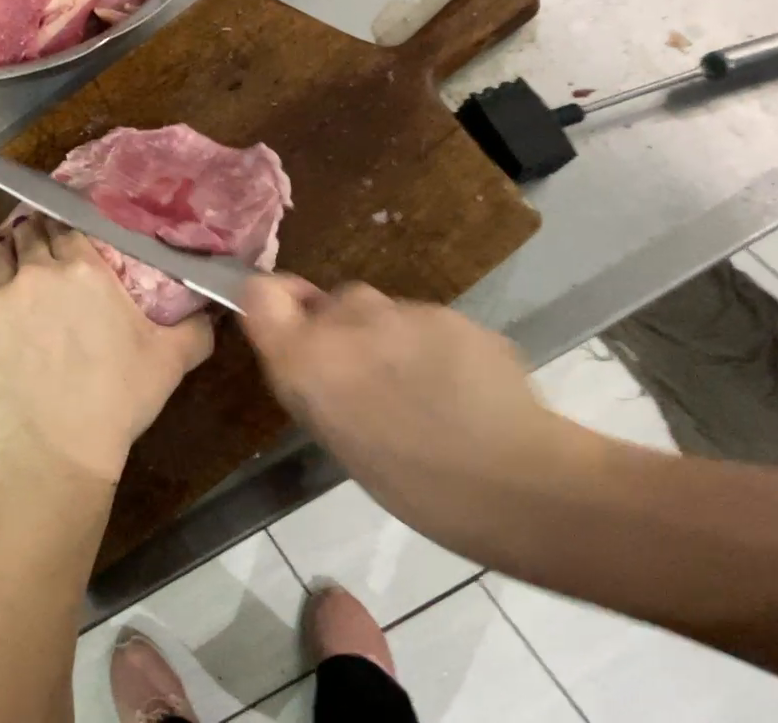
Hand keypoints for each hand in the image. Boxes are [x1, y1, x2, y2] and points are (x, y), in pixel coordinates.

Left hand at [0, 218, 213, 484]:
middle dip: (34, 236)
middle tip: (40, 251)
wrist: (56, 447)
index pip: (67, 226)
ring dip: (5, 256)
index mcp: (81, 268)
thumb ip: (195, 326)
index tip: (66, 236)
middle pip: (28, 233)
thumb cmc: (117, 399)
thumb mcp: (171, 360)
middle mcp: (33, 270)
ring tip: (12, 269)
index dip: (66, 229)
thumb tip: (209, 308)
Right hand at [239, 276, 592, 545]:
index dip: (276, 302)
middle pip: (328, 302)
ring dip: (390, 338)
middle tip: (368, 379)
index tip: (292, 326)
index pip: (261, 292)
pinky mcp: (456, 315)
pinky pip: (429, 324)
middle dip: (342, 330)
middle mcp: (344, 320)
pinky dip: (436, 347)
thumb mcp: (328, 431)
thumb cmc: (406, 481)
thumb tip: (312, 353)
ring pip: (382, 312)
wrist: (517, 484)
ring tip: (423, 390)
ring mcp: (403, 312)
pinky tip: (461, 390)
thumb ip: (311, 377)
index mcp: (301, 356)